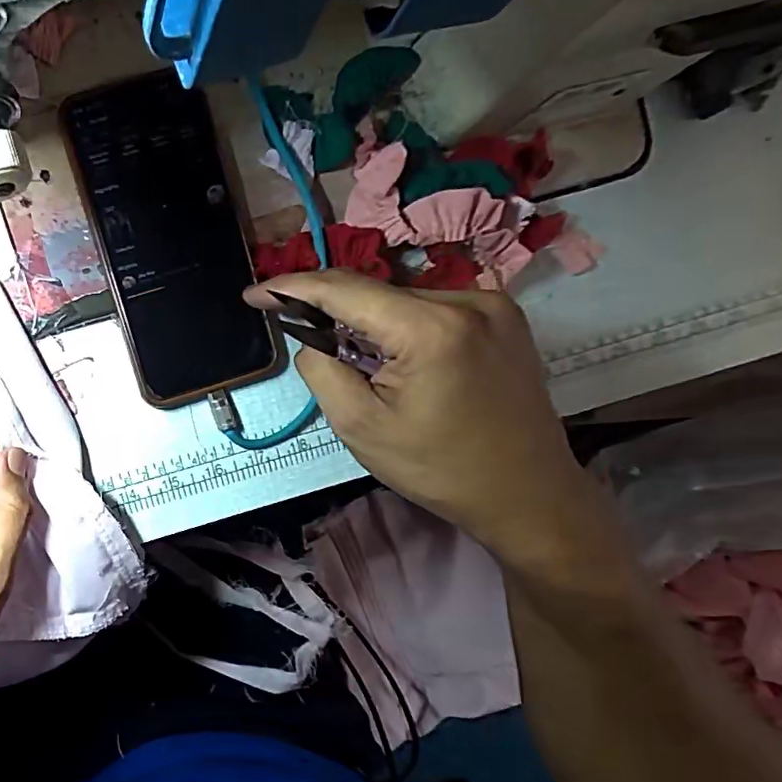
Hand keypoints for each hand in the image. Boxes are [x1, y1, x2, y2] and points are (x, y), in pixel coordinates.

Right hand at [247, 271, 600, 564]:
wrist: (526, 494)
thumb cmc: (440, 469)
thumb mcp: (361, 428)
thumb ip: (322, 371)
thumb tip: (311, 335)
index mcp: (430, 328)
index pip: (344, 289)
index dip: (292, 287)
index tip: (255, 295)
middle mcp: (466, 299)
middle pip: (375, 292)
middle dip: (333, 311)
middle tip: (307, 339)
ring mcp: (493, 304)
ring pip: (404, 299)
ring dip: (372, 322)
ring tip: (365, 366)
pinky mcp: (505, 316)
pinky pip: (435, 308)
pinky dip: (405, 326)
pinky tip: (403, 362)